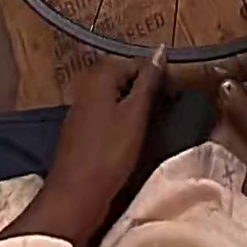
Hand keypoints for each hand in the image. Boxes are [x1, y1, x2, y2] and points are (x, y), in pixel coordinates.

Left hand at [0, 49, 164, 244]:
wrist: (74, 195)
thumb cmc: (109, 152)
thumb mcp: (135, 115)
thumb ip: (148, 82)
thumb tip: (160, 50)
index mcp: (100, 75)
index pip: (136, 63)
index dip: (155, 76)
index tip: (172, 95)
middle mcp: (87, 84)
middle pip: (123, 78)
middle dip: (143, 90)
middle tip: (163, 109)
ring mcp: (81, 106)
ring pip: (114, 96)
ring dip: (132, 105)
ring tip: (150, 123)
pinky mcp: (80, 127)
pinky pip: (105, 112)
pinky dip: (119, 118)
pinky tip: (130, 135)